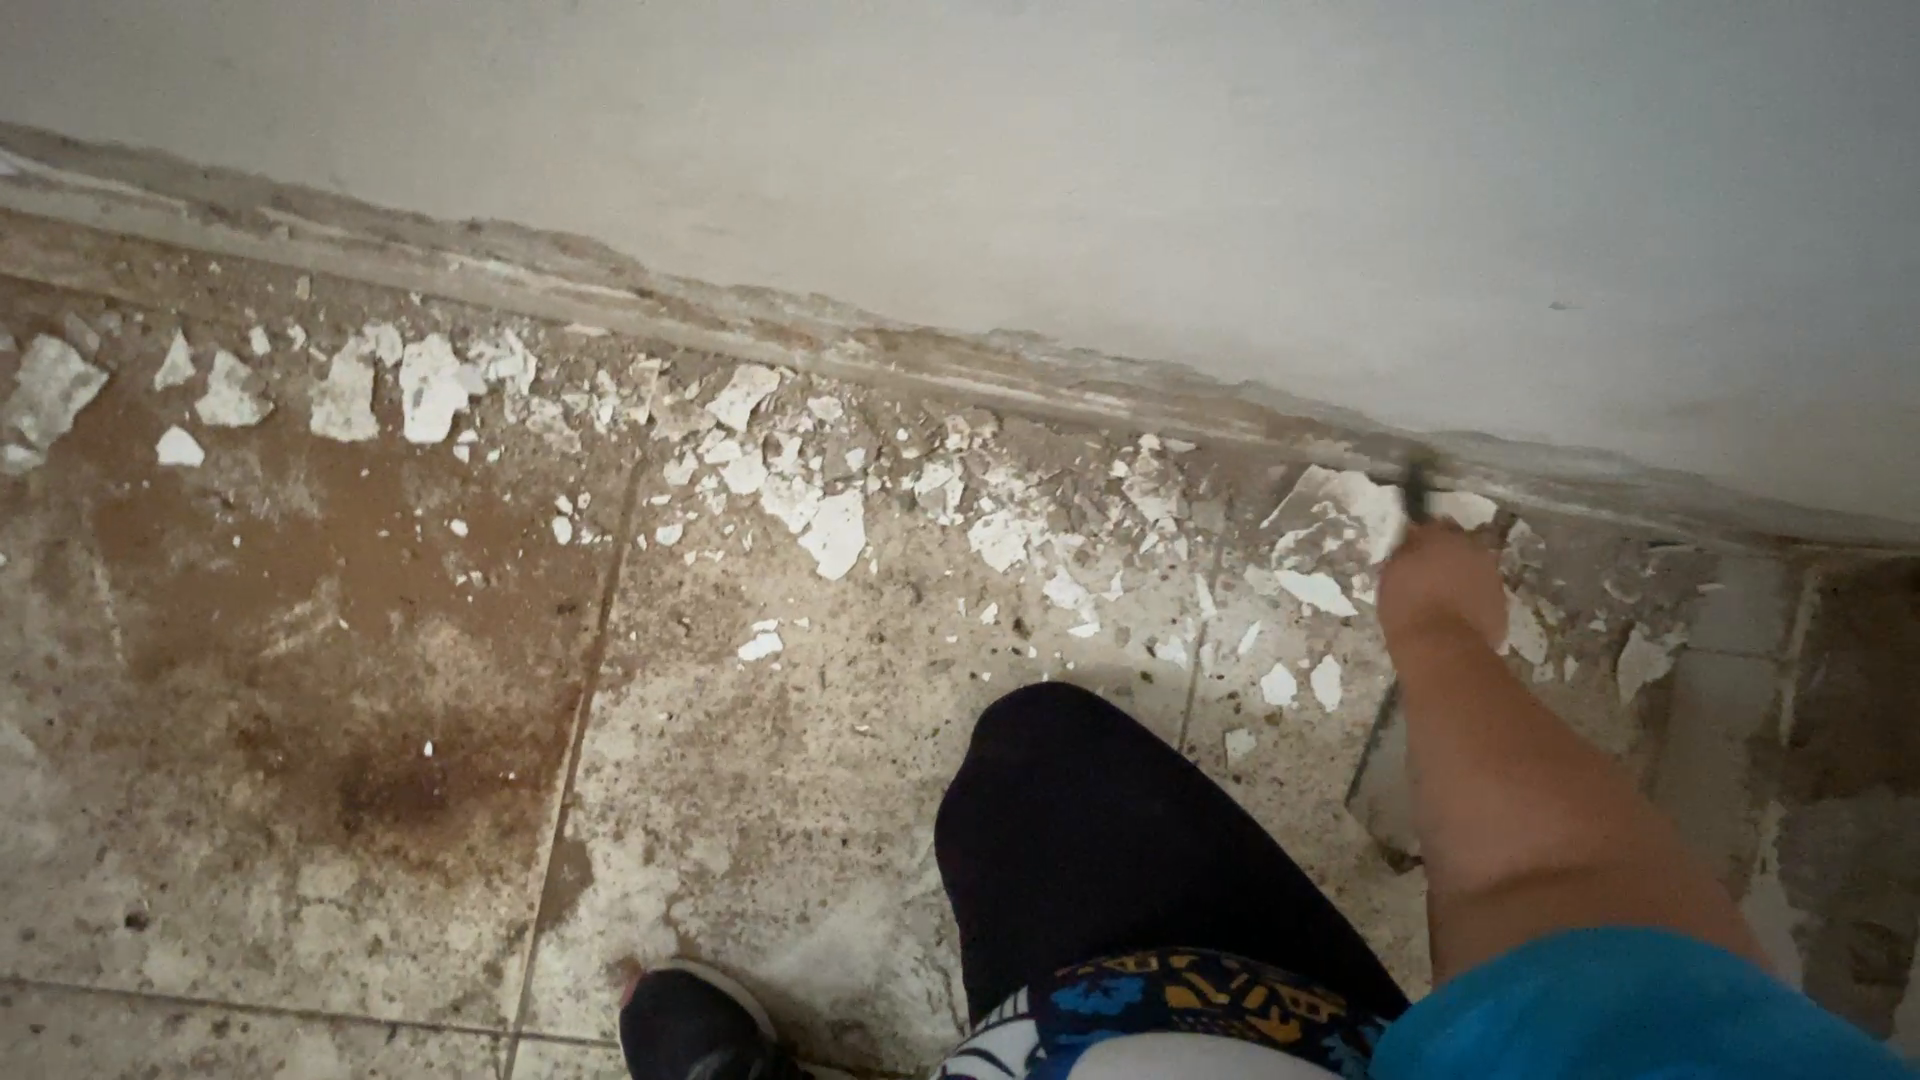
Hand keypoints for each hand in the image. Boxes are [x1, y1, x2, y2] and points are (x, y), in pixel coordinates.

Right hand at [1377, 522, 1506, 652]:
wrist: (1442, 646)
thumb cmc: (1407, 605)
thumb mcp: (1391, 574)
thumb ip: (1404, 553)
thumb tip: (1411, 540)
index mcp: (1443, 538)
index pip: (1433, 524)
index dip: (1421, 535)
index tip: (1410, 546)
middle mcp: (1474, 550)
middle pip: (1459, 544)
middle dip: (1445, 553)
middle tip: (1426, 570)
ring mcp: (1492, 576)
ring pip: (1473, 568)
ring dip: (1460, 574)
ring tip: (1441, 594)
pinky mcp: (1502, 602)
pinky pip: (1482, 591)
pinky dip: (1470, 597)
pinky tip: (1454, 612)